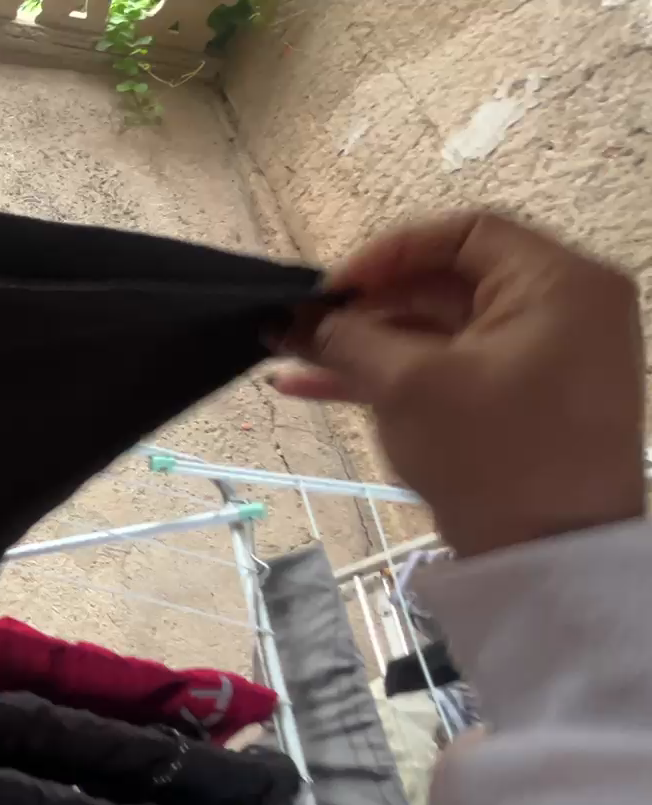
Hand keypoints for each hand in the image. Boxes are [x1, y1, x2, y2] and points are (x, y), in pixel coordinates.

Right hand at [272, 211, 645, 556]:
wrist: (542, 538)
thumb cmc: (491, 447)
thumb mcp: (409, 383)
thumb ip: (348, 340)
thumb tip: (295, 318)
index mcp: (553, 286)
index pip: (465, 233)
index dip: (388, 252)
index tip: (328, 290)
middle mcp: (547, 308)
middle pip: (437, 282)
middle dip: (358, 304)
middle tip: (294, 325)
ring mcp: (520, 355)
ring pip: (420, 329)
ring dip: (350, 341)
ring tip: (283, 353)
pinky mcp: (492, 394)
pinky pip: (422, 366)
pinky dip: (367, 371)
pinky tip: (302, 384)